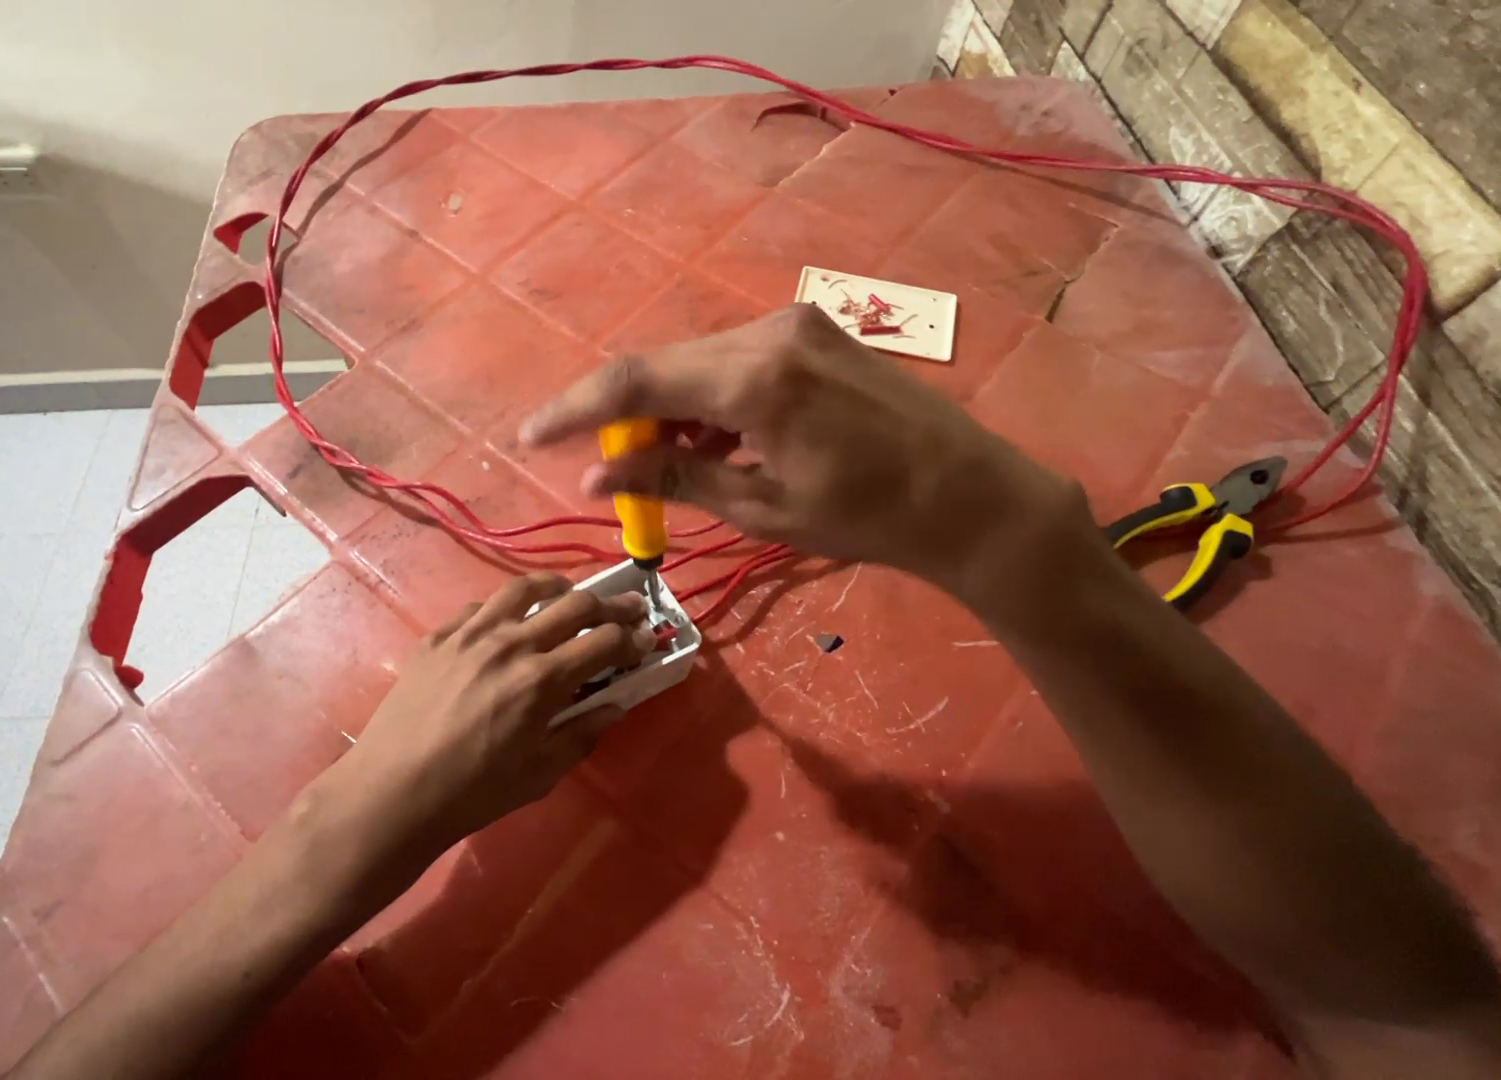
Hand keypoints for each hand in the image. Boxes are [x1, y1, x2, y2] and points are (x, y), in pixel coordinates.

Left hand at [332, 574, 653, 857]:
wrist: (392, 790)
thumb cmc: (472, 793)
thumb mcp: (540, 774)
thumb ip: (582, 734)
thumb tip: (615, 705)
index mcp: (541, 681)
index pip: (604, 641)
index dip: (632, 637)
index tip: (646, 638)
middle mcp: (511, 643)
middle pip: (574, 605)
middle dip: (612, 604)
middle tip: (628, 608)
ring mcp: (470, 633)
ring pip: (525, 588)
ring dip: (559, 588)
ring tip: (571, 595)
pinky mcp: (439, 635)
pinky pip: (482, 606)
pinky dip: (507, 608)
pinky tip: (509, 622)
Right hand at [519, 304, 1086, 612]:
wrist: (969, 493)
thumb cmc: (866, 517)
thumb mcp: (762, 509)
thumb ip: (673, 481)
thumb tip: (593, 479)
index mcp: (754, 380)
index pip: (634, 382)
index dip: (573, 410)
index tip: (530, 437)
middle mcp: (767, 333)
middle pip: (660, 366)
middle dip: (622, 418)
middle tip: (608, 471)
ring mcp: (792, 325)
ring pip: (694, 364)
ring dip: (666, 411)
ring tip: (664, 468)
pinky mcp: (809, 333)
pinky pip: (731, 362)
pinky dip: (706, 402)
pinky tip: (711, 443)